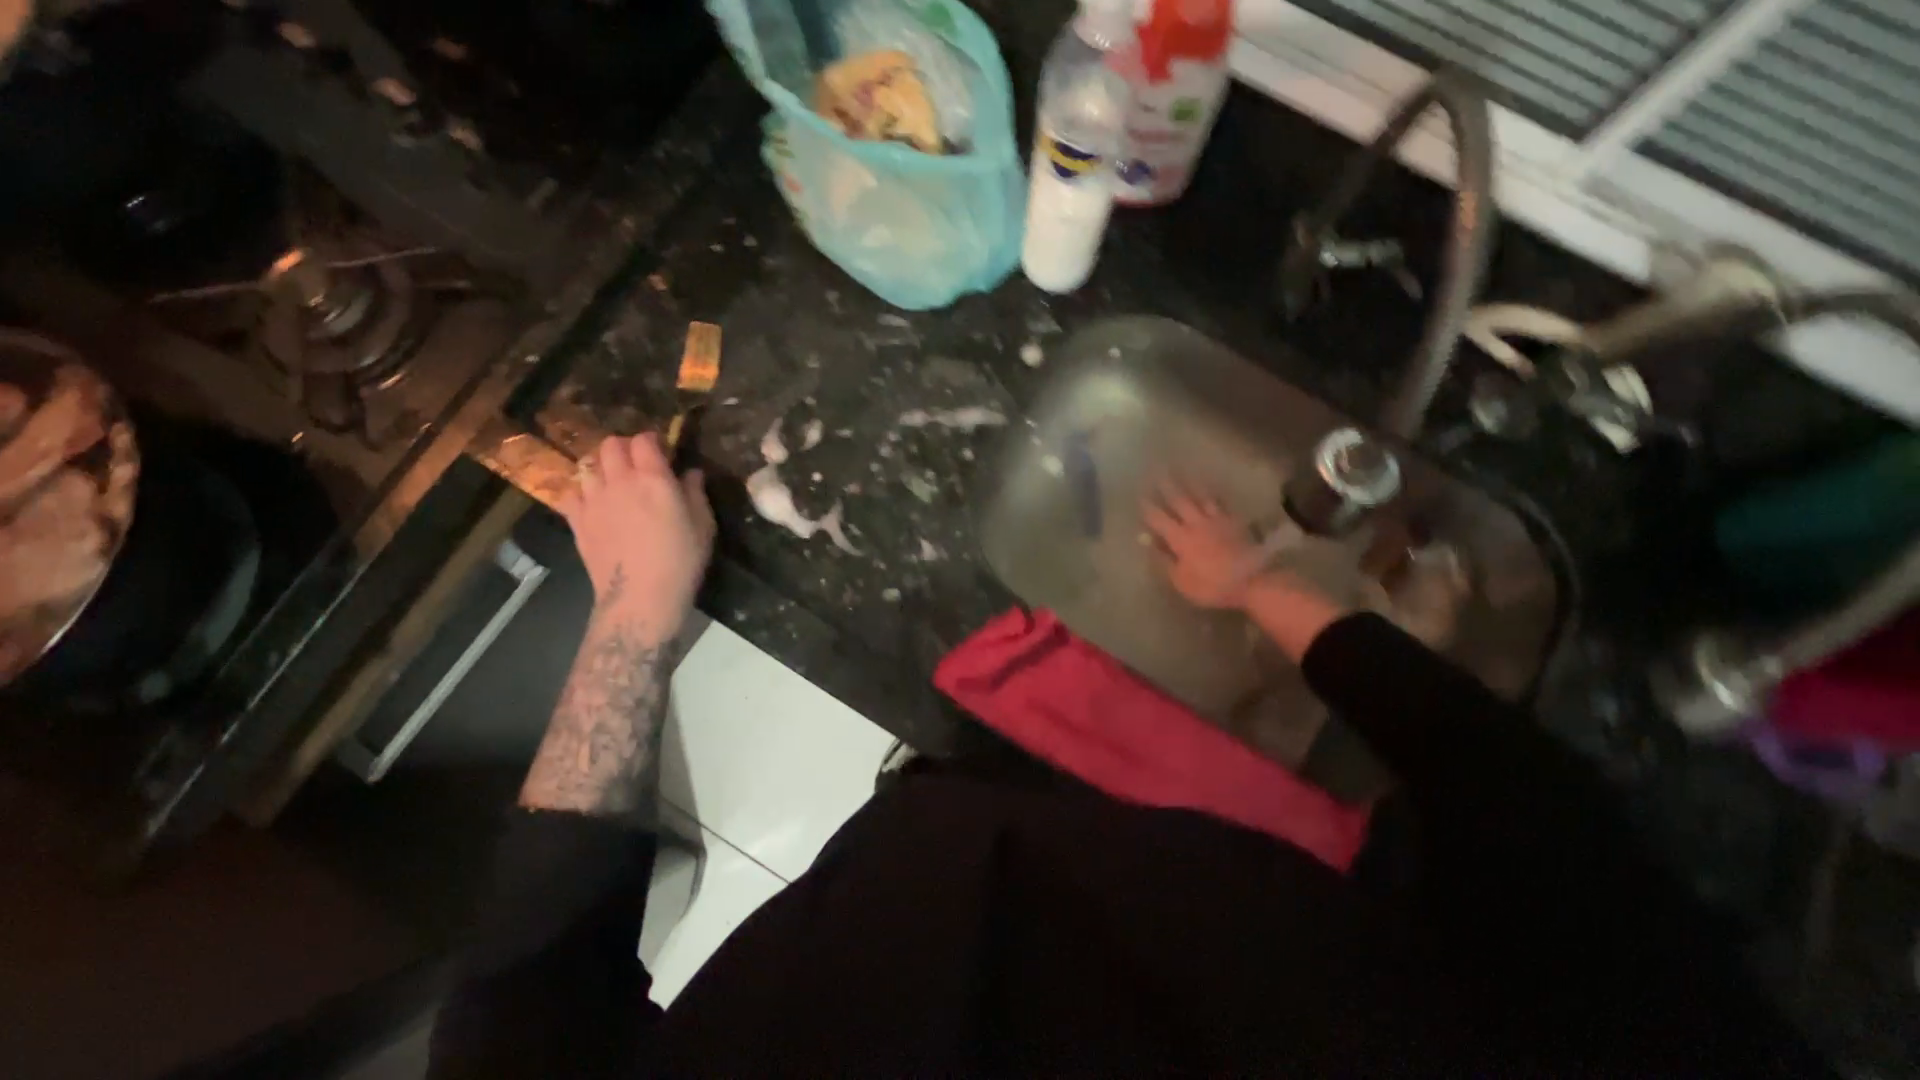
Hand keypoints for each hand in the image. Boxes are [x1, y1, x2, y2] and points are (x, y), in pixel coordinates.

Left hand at [558, 433, 715, 646]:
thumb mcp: (703, 525)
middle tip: (637, 463)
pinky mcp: (577, 520)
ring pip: (588, 465)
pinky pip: (570, 492)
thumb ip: (695, 493)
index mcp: (653, 478)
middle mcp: (619, 481)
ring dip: (602, 468)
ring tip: (613, 481)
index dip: (653, 441)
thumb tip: (691, 473)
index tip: (663, 451)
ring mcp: (593, 500)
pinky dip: (580, 491)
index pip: (644, 440)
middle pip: (610, 445)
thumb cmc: (681, 561)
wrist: (640, 597)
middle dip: (624, 448)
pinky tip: (592, 502)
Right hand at [1143, 481, 1352, 661]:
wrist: (1252, 581)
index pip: (1158, 518)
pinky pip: (1222, 503)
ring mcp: (1217, 520)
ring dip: (1189, 483)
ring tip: (1183, 470)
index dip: (1147, 506)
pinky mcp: (1234, 522)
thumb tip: (1147, 541)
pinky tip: (1212, 487)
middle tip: (1157, 469)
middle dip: (1166, 485)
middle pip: (1178, 500)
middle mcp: (1196, 523)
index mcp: (1180, 538)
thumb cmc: (1211, 586)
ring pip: (1200, 497)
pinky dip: (1214, 493)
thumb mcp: (1180, 580)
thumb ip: (1163, 560)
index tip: (1138, 493)